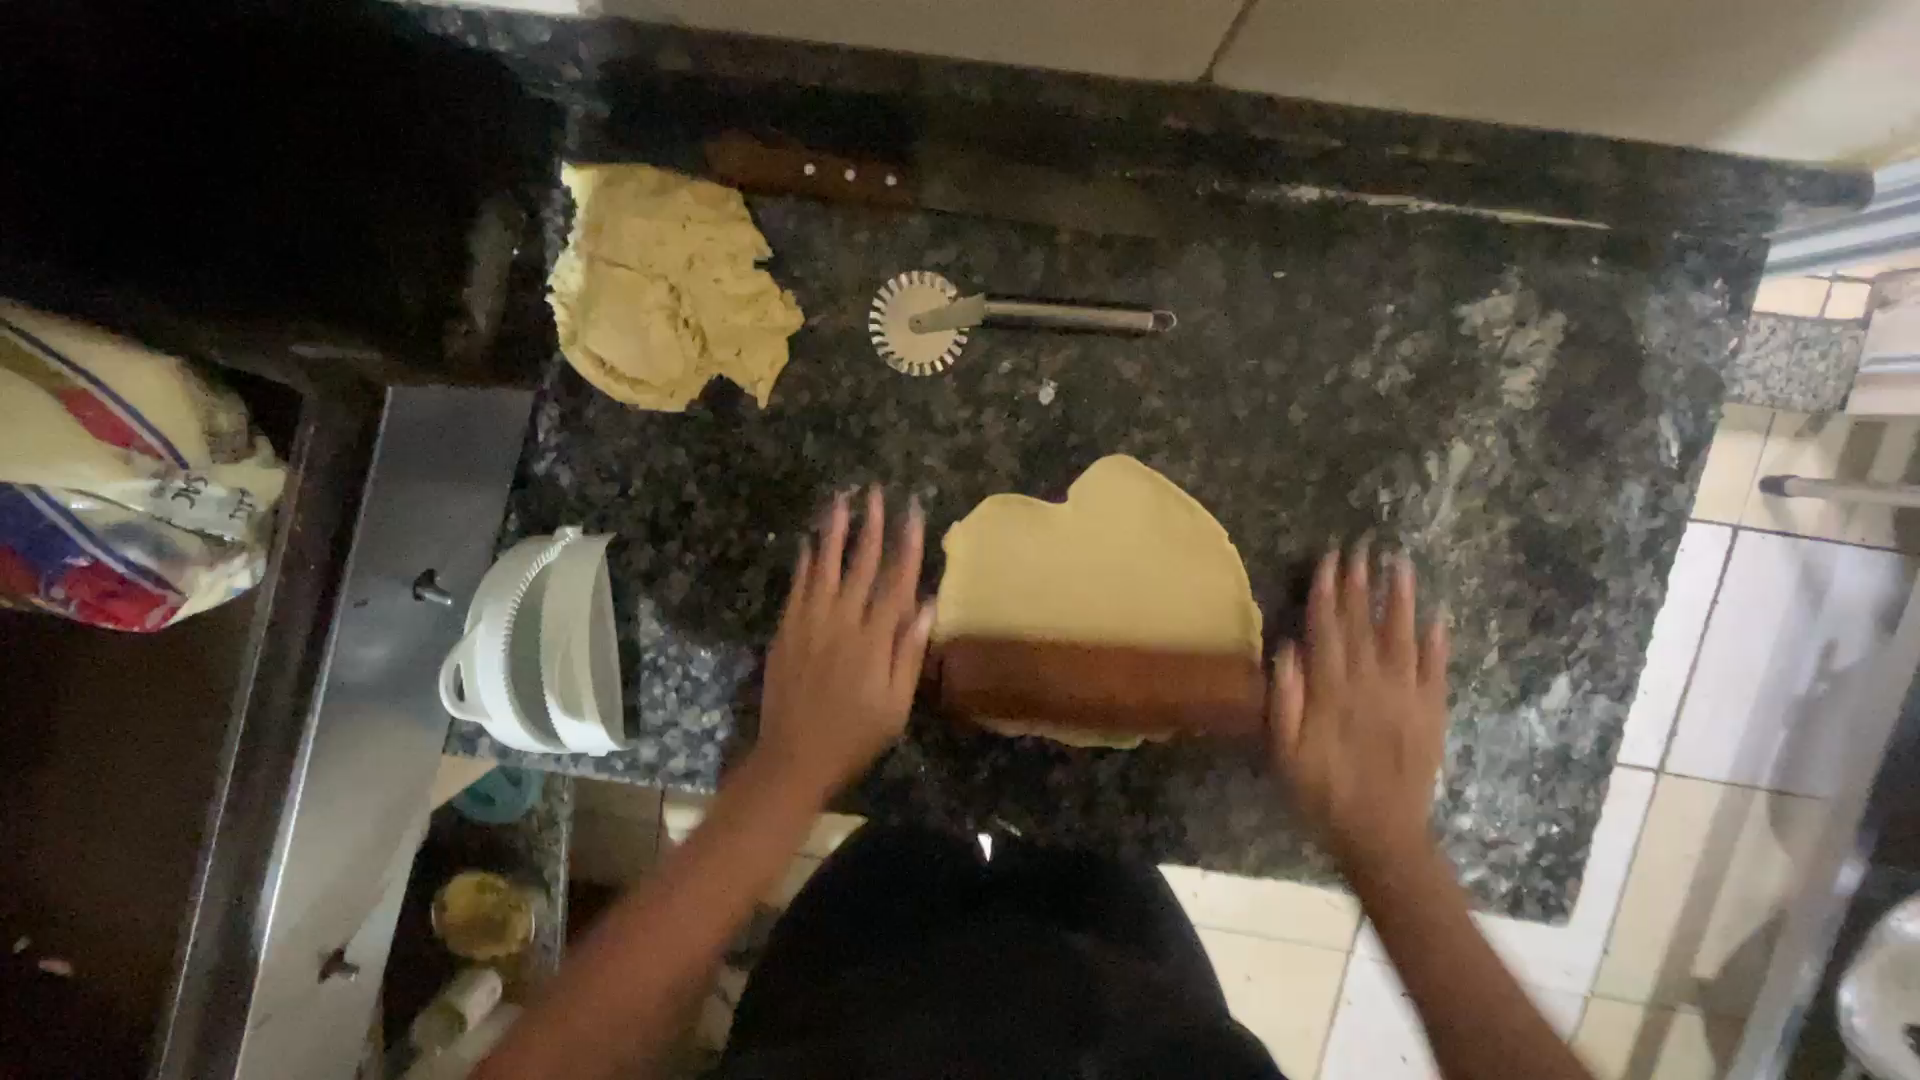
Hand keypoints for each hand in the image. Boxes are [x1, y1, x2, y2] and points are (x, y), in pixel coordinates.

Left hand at [756, 485, 934, 795]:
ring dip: (833, 532)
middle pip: (859, 564)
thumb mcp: (896, 706)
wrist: (793, 759)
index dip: (907, 544)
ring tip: (840, 500)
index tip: (914, 511)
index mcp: (873, 640)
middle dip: (870, 525)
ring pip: (823, 567)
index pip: (896, 580)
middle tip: (875, 492)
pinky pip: (797, 588)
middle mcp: (841, 622)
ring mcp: (809, 624)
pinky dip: (804, 563)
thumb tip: (927, 606)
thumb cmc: (854, 737)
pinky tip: (808, 543)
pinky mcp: (786, 632)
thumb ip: (909, 653)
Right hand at [1269, 544, 1450, 871]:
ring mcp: (1407, 699)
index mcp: (1333, 693)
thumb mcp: (1286, 753)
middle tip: (1361, 549)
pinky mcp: (1432, 715)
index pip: (1328, 631)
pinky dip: (1438, 645)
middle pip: (1363, 626)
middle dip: (1360, 585)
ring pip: (1404, 639)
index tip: (1329, 560)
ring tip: (1401, 566)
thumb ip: (1285, 701)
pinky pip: (1437, 673)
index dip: (1327, 593)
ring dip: (1402, 601)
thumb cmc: (1322, 795)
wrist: (1382, 836)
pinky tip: (1438, 618)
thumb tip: (1287, 650)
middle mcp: (1372, 686)